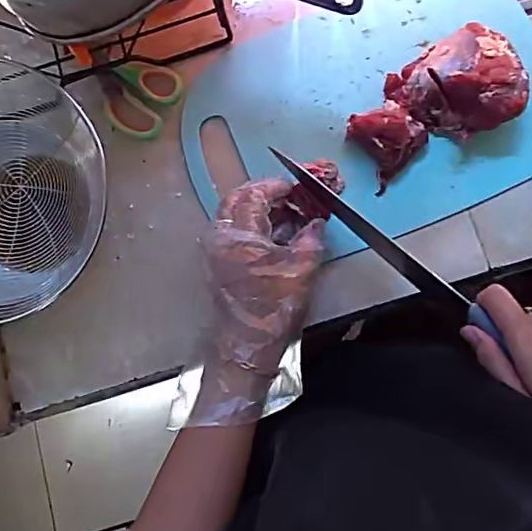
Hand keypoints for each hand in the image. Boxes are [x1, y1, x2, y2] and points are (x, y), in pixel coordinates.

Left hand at [192, 178, 326, 425]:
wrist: (246, 344)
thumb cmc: (271, 309)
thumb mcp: (302, 270)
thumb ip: (311, 238)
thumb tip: (316, 222)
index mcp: (238, 234)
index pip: (253, 193)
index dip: (276, 186)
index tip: (295, 187)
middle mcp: (220, 237)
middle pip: (238, 199)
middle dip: (264, 193)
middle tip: (289, 197)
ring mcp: (215, 250)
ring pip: (234, 215)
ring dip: (258, 209)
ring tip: (286, 215)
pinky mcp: (217, 263)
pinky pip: (233, 233)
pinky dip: (252, 227)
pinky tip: (275, 235)